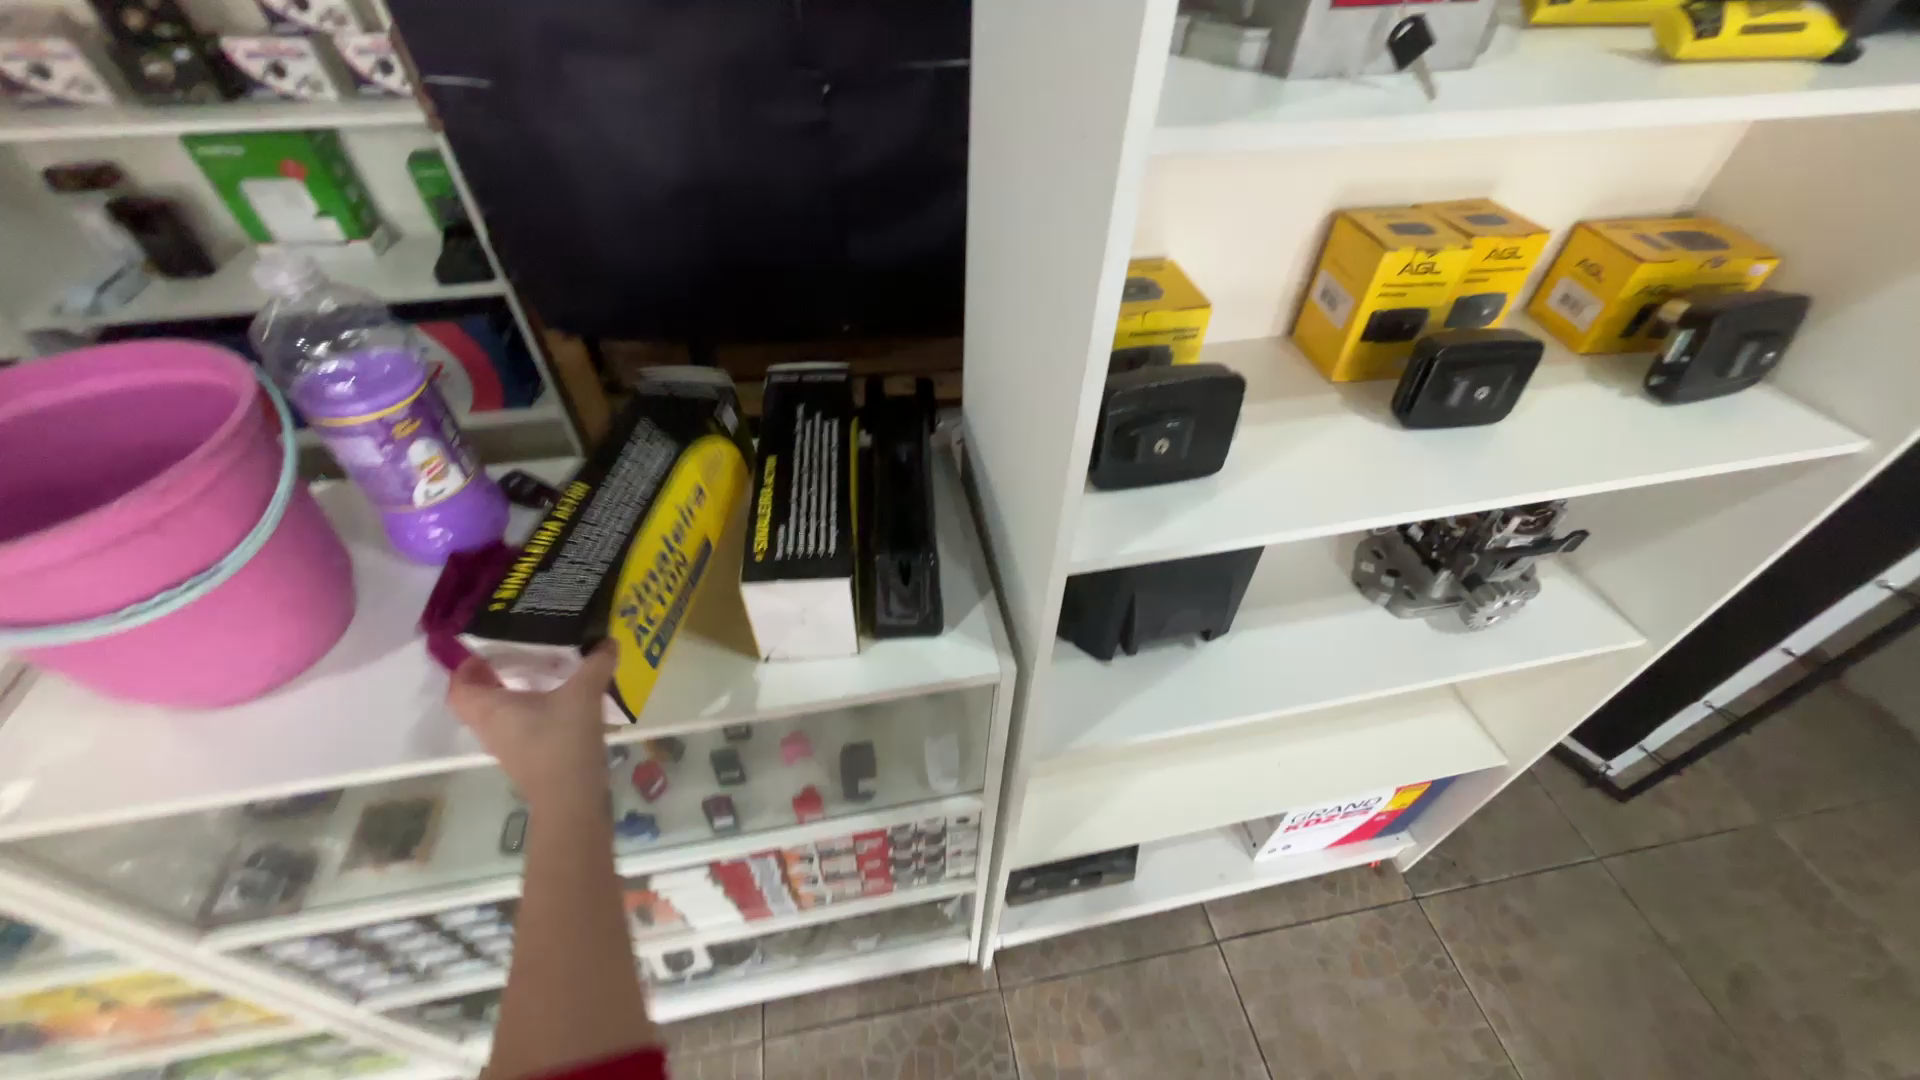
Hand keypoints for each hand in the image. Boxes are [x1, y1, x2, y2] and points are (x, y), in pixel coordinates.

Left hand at [448, 641, 617, 811]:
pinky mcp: (525, 759)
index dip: (466, 667)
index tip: (487, 651)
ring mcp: (506, 747)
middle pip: (475, 701)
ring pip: (495, 716)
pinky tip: (558, 706)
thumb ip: (596, 664)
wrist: (571, 798)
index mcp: (491, 709)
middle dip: (489, 679)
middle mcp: (490, 728)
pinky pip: (515, 729)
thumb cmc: (564, 740)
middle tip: (515, 659)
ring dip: (509, 697)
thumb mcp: (584, 694)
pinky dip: (527, 713)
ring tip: (539, 678)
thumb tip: (608, 640)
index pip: (459, 686)